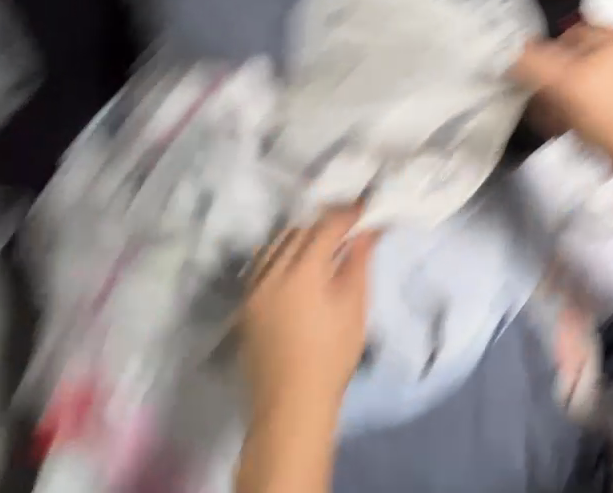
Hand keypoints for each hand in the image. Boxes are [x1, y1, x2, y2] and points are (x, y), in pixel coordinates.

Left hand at [240, 206, 377, 423]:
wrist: (291, 403)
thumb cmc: (332, 354)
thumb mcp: (355, 304)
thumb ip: (358, 261)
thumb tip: (366, 231)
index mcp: (302, 272)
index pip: (325, 227)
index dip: (347, 214)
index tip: (365, 208)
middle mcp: (271, 274)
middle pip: (298, 231)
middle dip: (324, 222)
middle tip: (349, 224)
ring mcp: (253, 291)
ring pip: (276, 246)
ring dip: (301, 237)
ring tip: (325, 242)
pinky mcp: (246, 307)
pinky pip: (263, 266)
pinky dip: (282, 255)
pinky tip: (299, 265)